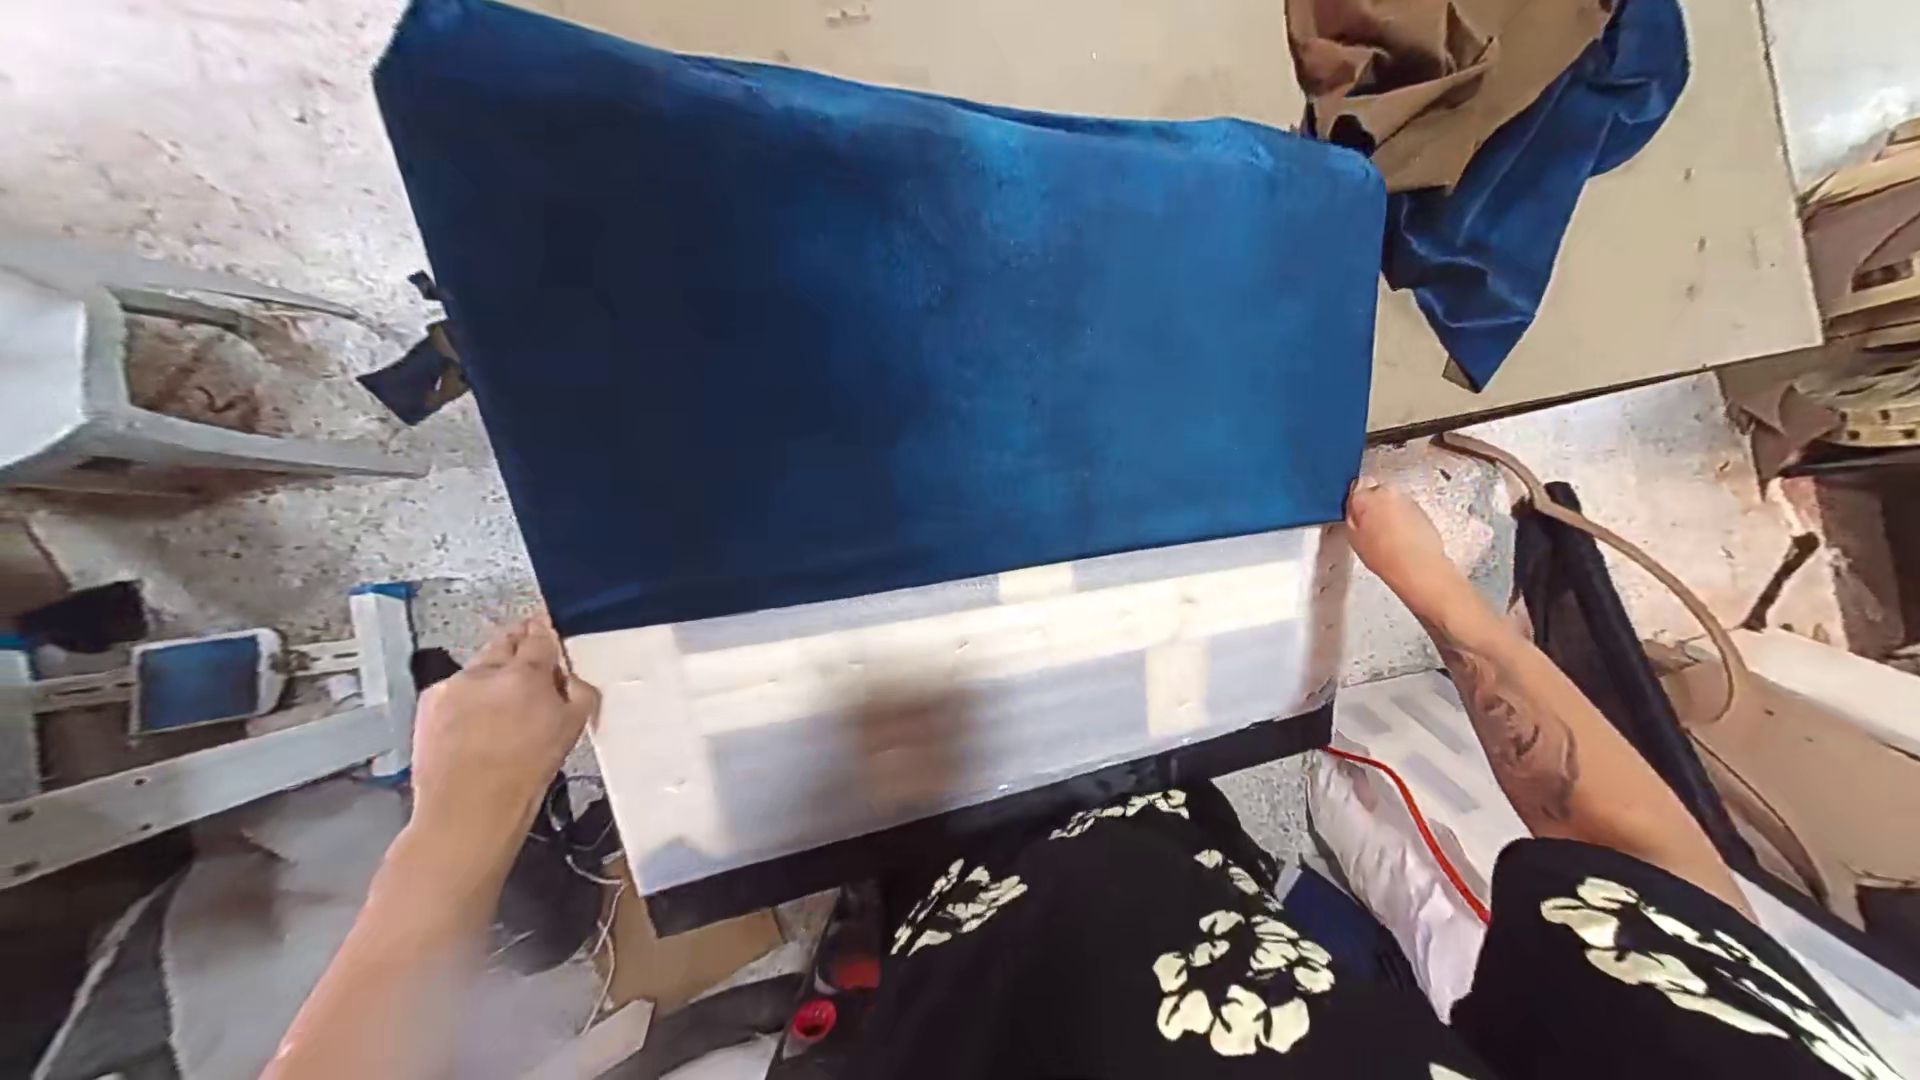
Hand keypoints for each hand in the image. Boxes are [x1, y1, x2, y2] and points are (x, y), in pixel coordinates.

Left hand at [406, 615, 600, 858]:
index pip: (538, 635)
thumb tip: (566, 674)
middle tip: (529, 656)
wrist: (470, 807)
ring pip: (480, 663)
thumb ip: (578, 688)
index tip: (547, 626)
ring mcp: (453, 686)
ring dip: (494, 670)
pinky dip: (470, 692)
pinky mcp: (429, 704)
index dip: (545, 628)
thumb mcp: (574, 724)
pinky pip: (457, 686)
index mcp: (526, 672)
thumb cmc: (529, 767)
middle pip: (506, 641)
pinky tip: (479, 715)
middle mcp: (486, 671)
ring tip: (505, 695)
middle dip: (518, 643)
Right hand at [1344, 477, 1470, 616]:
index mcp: (1367, 496)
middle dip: (1371, 504)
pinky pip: (1404, 510)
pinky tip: (1399, 536)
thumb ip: (1351, 514)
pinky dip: (1400, 518)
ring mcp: (1408, 500)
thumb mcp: (1352, 535)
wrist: (1418, 567)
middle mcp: (1389, 492)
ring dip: (1386, 511)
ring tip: (1384, 534)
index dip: (1354, 501)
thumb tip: (1354, 505)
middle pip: (1375, 491)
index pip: (1356, 486)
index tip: (1355, 515)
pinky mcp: (1423, 510)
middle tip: (1368, 525)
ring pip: (1390, 501)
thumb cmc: (1381, 553)